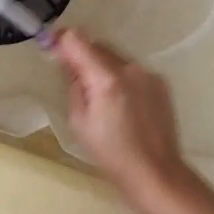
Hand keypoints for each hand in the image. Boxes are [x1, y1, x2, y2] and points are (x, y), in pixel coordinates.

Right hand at [52, 29, 193, 208]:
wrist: (157, 173)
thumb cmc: (112, 154)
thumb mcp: (79, 122)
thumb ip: (73, 85)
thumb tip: (69, 63)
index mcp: (106, 78)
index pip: (77, 40)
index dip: (61, 40)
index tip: (53, 49)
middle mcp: (129, 67)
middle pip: (97, 45)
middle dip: (83, 57)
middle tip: (76, 80)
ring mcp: (147, 73)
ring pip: (115, 57)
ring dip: (103, 67)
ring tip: (103, 97)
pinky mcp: (160, 82)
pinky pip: (132, 70)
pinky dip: (122, 78)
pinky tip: (123, 104)